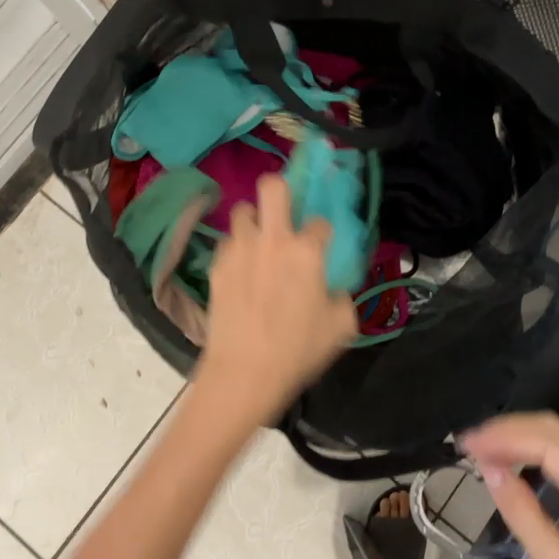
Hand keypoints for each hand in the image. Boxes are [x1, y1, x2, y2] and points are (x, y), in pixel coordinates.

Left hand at [193, 175, 357, 430]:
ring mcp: (239, 249)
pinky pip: (227, 243)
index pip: (320, 222)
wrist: (244, 372)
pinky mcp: (216, 265)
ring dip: (253, 221)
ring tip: (258, 243)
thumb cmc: (298, 350)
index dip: (322, 232)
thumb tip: (332, 288)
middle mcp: (272, 239)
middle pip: (272, 186)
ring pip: (242, 211)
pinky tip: (240, 272)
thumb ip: (342, 296)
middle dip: (280, 189)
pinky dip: (236, 250)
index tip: (321, 246)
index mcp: (306, 251)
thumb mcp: (340, 326)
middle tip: (283, 211)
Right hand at [460, 414, 558, 558]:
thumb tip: (489, 469)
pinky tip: (508, 459)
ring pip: (556, 436)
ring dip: (517, 436)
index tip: (468, 445)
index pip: (546, 443)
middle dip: (507, 430)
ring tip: (481, 448)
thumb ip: (520, 511)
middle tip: (470, 444)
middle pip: (552, 430)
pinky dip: (530, 447)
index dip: (504, 437)